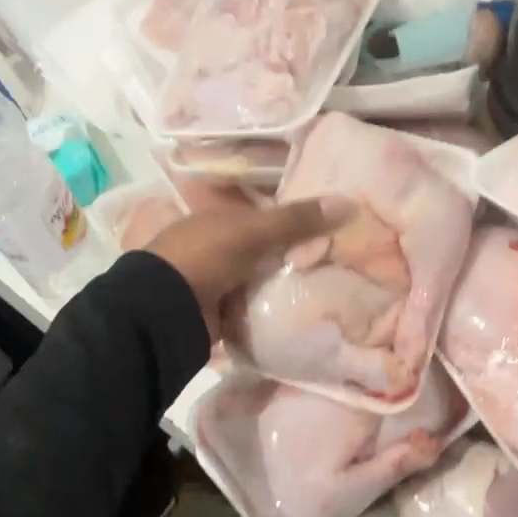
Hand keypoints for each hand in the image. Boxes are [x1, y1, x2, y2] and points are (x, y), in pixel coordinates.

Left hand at [145, 194, 355, 338]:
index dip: (291, 216)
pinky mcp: (221, 314)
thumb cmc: (205, 255)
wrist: (167, 310)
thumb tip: (350, 202)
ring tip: (330, 286)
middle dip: (293, 254)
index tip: (328, 223)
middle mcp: (216, 247)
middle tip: (338, 257)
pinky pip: (255, 309)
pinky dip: (273, 311)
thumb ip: (298, 220)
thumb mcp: (254, 231)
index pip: (261, 212)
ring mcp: (217, 282)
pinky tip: (303, 312)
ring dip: (285, 285)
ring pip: (260, 280)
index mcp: (217, 218)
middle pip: (263, 249)